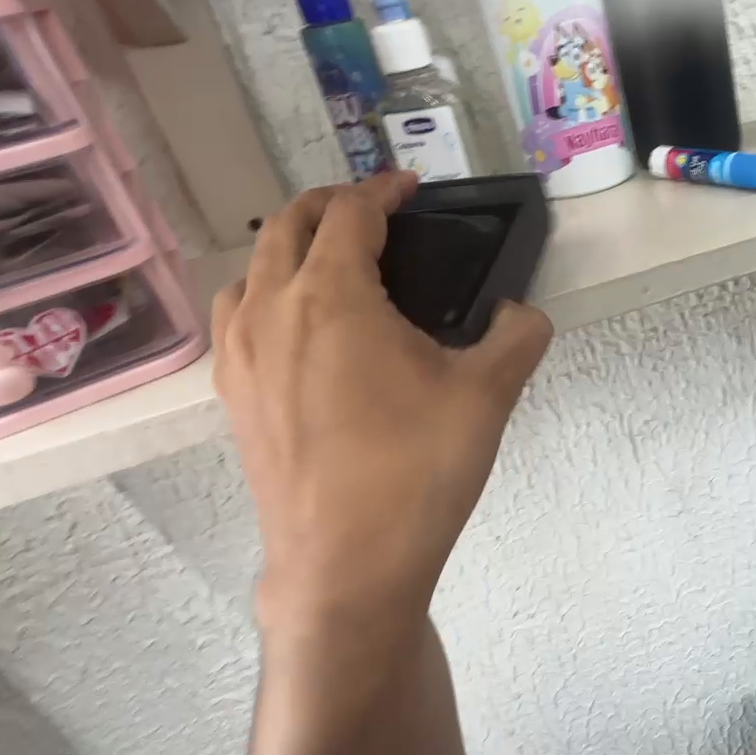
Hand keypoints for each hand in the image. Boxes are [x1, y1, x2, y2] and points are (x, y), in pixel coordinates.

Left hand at [212, 174, 552, 633]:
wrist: (347, 566)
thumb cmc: (416, 469)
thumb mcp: (489, 394)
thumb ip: (519, 335)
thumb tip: (521, 313)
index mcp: (330, 296)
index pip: (349, 214)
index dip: (382, 190)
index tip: (411, 189)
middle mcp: (271, 312)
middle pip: (286, 225)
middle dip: (331, 204)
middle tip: (375, 211)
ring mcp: (241, 356)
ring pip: (252, 269)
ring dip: (290, 245)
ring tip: (333, 261)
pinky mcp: (234, 397)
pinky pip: (238, 316)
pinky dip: (266, 293)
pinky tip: (301, 328)